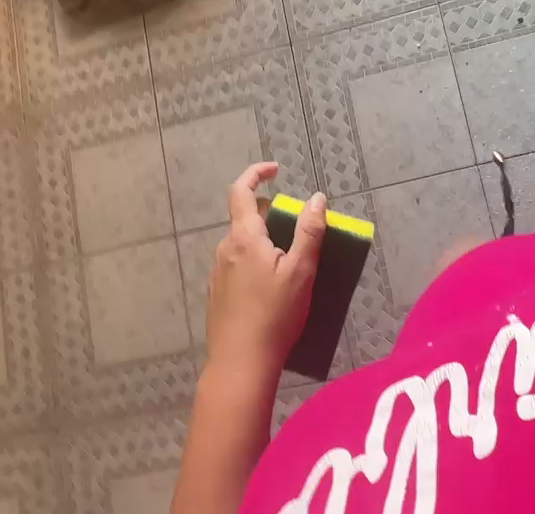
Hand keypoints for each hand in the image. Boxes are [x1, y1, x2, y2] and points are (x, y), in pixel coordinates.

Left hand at [205, 163, 326, 375]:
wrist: (240, 366)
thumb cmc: (274, 315)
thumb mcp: (301, 271)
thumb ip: (310, 231)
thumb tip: (316, 197)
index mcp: (243, 237)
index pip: (241, 190)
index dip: (256, 173)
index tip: (276, 169)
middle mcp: (225, 249)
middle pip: (245, 217)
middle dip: (271, 212)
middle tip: (297, 226)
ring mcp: (217, 272)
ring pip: (242, 242)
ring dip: (264, 238)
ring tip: (290, 259)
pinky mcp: (217, 294)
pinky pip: (237, 263)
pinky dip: (255, 259)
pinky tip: (272, 286)